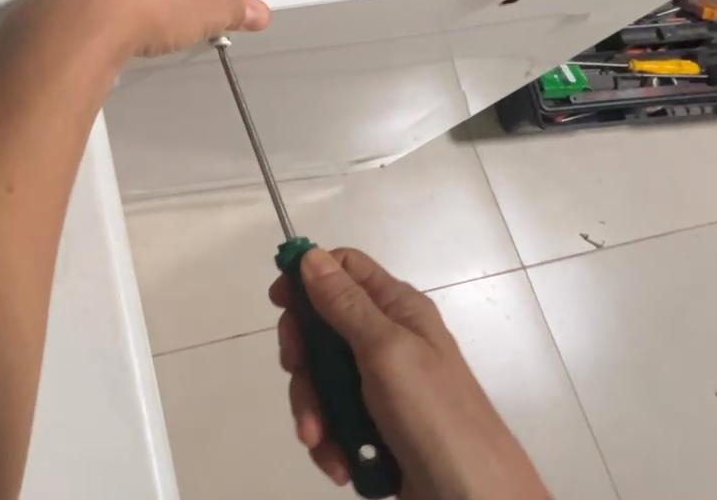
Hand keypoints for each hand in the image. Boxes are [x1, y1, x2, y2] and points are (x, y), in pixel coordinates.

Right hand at [270, 248, 549, 499]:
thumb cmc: (436, 418)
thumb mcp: (387, 351)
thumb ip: (344, 303)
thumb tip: (310, 253)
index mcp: (397, 309)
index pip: (344, 268)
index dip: (308, 277)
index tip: (280, 302)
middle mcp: (387, 339)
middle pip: (321, 324)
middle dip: (304, 355)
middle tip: (296, 373)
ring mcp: (381, 385)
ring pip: (321, 376)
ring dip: (313, 408)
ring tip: (321, 440)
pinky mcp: (376, 427)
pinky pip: (334, 418)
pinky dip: (330, 440)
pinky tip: (339, 462)